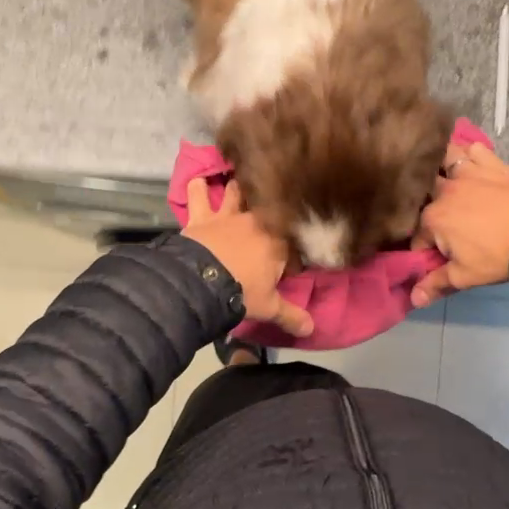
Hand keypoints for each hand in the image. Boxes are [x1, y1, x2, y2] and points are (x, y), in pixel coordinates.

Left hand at [180, 178, 313, 338]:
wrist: (202, 282)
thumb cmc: (242, 293)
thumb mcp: (268, 307)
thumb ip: (291, 316)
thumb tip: (311, 330)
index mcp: (278, 241)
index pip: (292, 235)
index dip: (292, 240)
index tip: (292, 248)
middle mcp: (255, 221)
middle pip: (267, 205)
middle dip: (269, 203)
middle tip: (269, 199)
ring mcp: (228, 215)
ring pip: (236, 190)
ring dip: (237, 186)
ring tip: (237, 180)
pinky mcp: (202, 215)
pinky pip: (198, 194)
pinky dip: (198, 186)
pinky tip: (198, 179)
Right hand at [410, 143, 508, 308]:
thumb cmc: (497, 256)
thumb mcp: (464, 276)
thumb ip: (435, 284)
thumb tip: (413, 299)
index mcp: (432, 219)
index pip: (416, 237)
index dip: (422, 249)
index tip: (434, 257)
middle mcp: (444, 191)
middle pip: (423, 192)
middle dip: (423, 203)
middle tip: (437, 217)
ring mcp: (469, 173)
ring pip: (444, 159)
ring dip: (440, 167)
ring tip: (446, 178)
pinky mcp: (492, 164)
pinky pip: (474, 150)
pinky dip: (469, 154)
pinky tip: (471, 162)